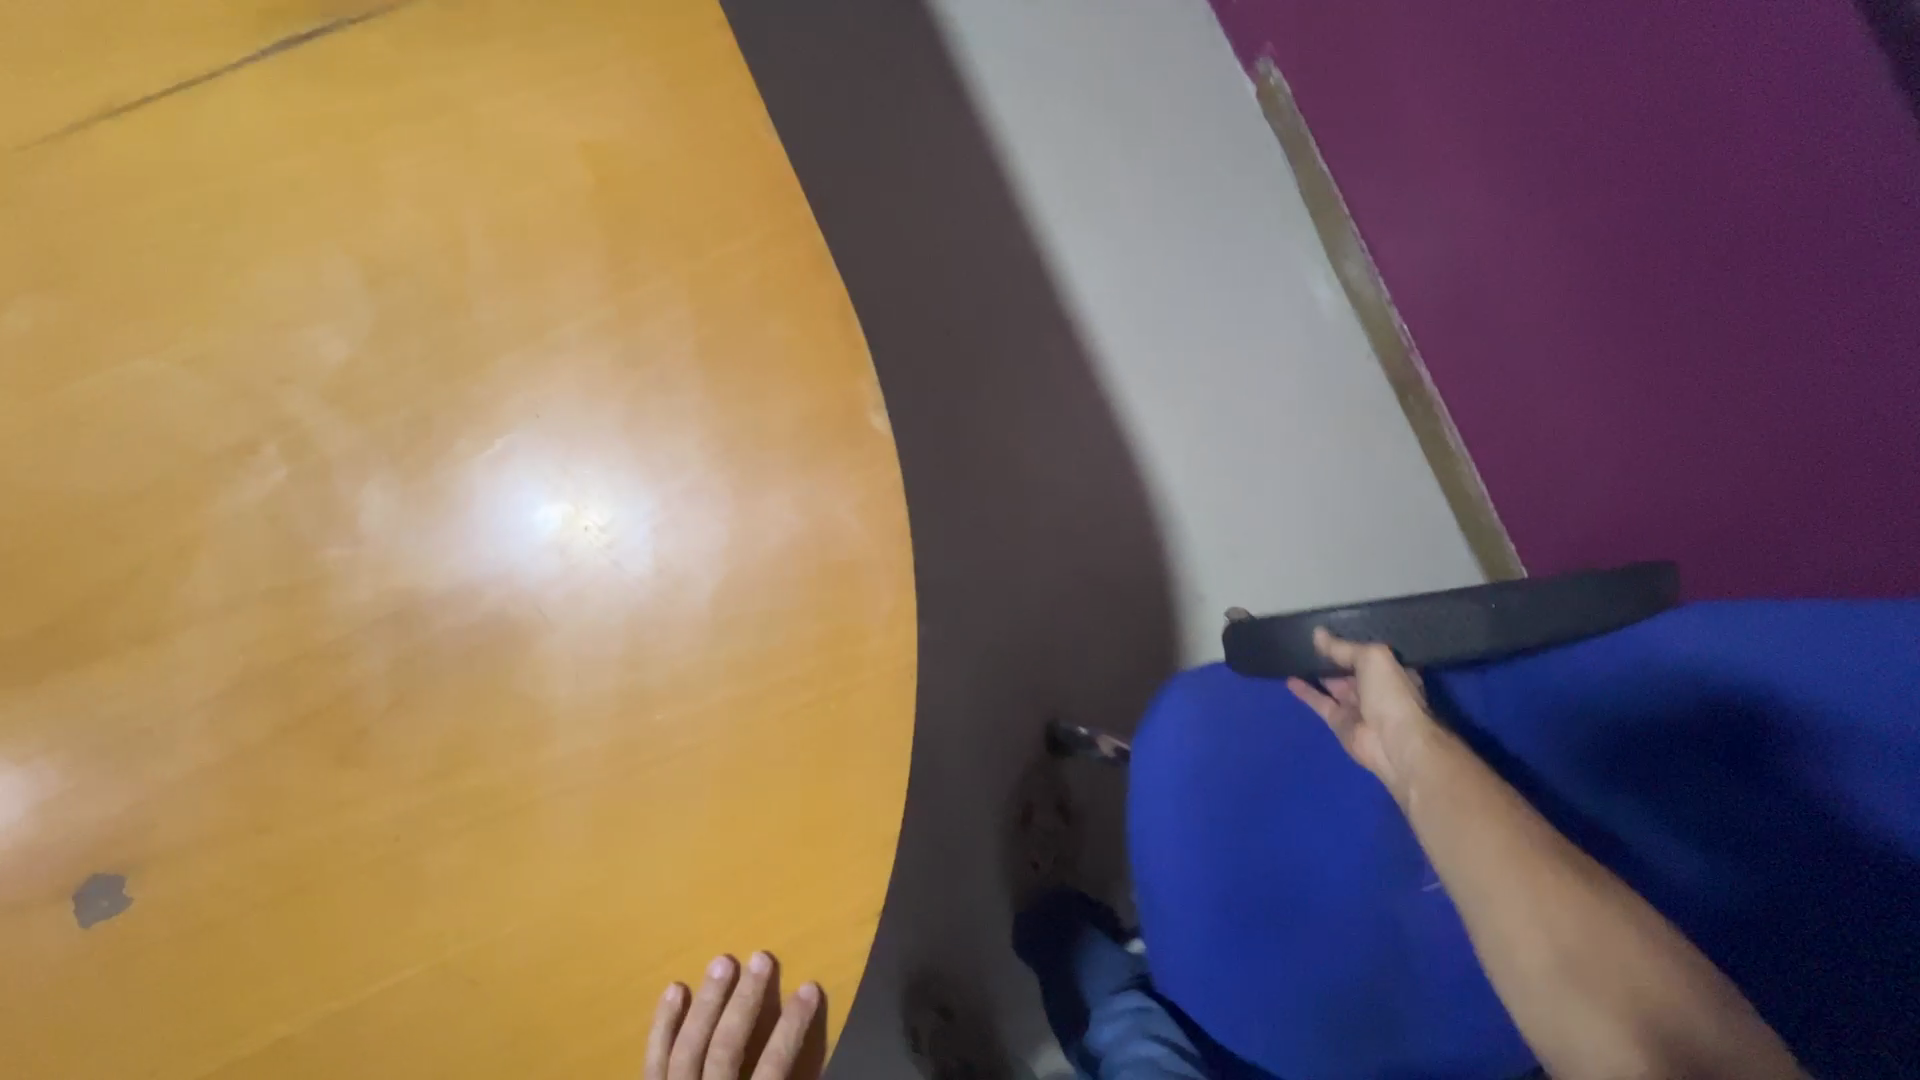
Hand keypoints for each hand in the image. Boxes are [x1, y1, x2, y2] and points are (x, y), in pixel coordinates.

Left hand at [646, 952, 822, 1079]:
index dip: (792, 1028)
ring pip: (687, 1050)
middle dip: (745, 1003)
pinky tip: (675, 988)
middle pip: (725, 1051)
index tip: (811, 987)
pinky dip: (663, 1025)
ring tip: (724, 961)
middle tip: (762, 958)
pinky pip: (654, 1063)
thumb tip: (820, 1065)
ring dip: (707, 1003)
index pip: (773, 1069)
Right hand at [1286, 628, 1440, 796]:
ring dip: (1315, 673)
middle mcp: (1375, 689)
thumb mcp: (1371, 659)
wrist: (1393, 742)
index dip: (1351, 643)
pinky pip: (1319, 702)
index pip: (1369, 654)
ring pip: (1332, 685)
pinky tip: (1289, 678)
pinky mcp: (1338, 722)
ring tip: (1294, 655)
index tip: (1329, 629)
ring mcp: (1356, 707)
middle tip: (1305, 639)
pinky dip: (1305, 692)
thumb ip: (1343, 648)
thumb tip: (1317, 634)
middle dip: (1331, 657)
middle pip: (1349, 669)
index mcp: (1391, 672)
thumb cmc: (1391, 694)